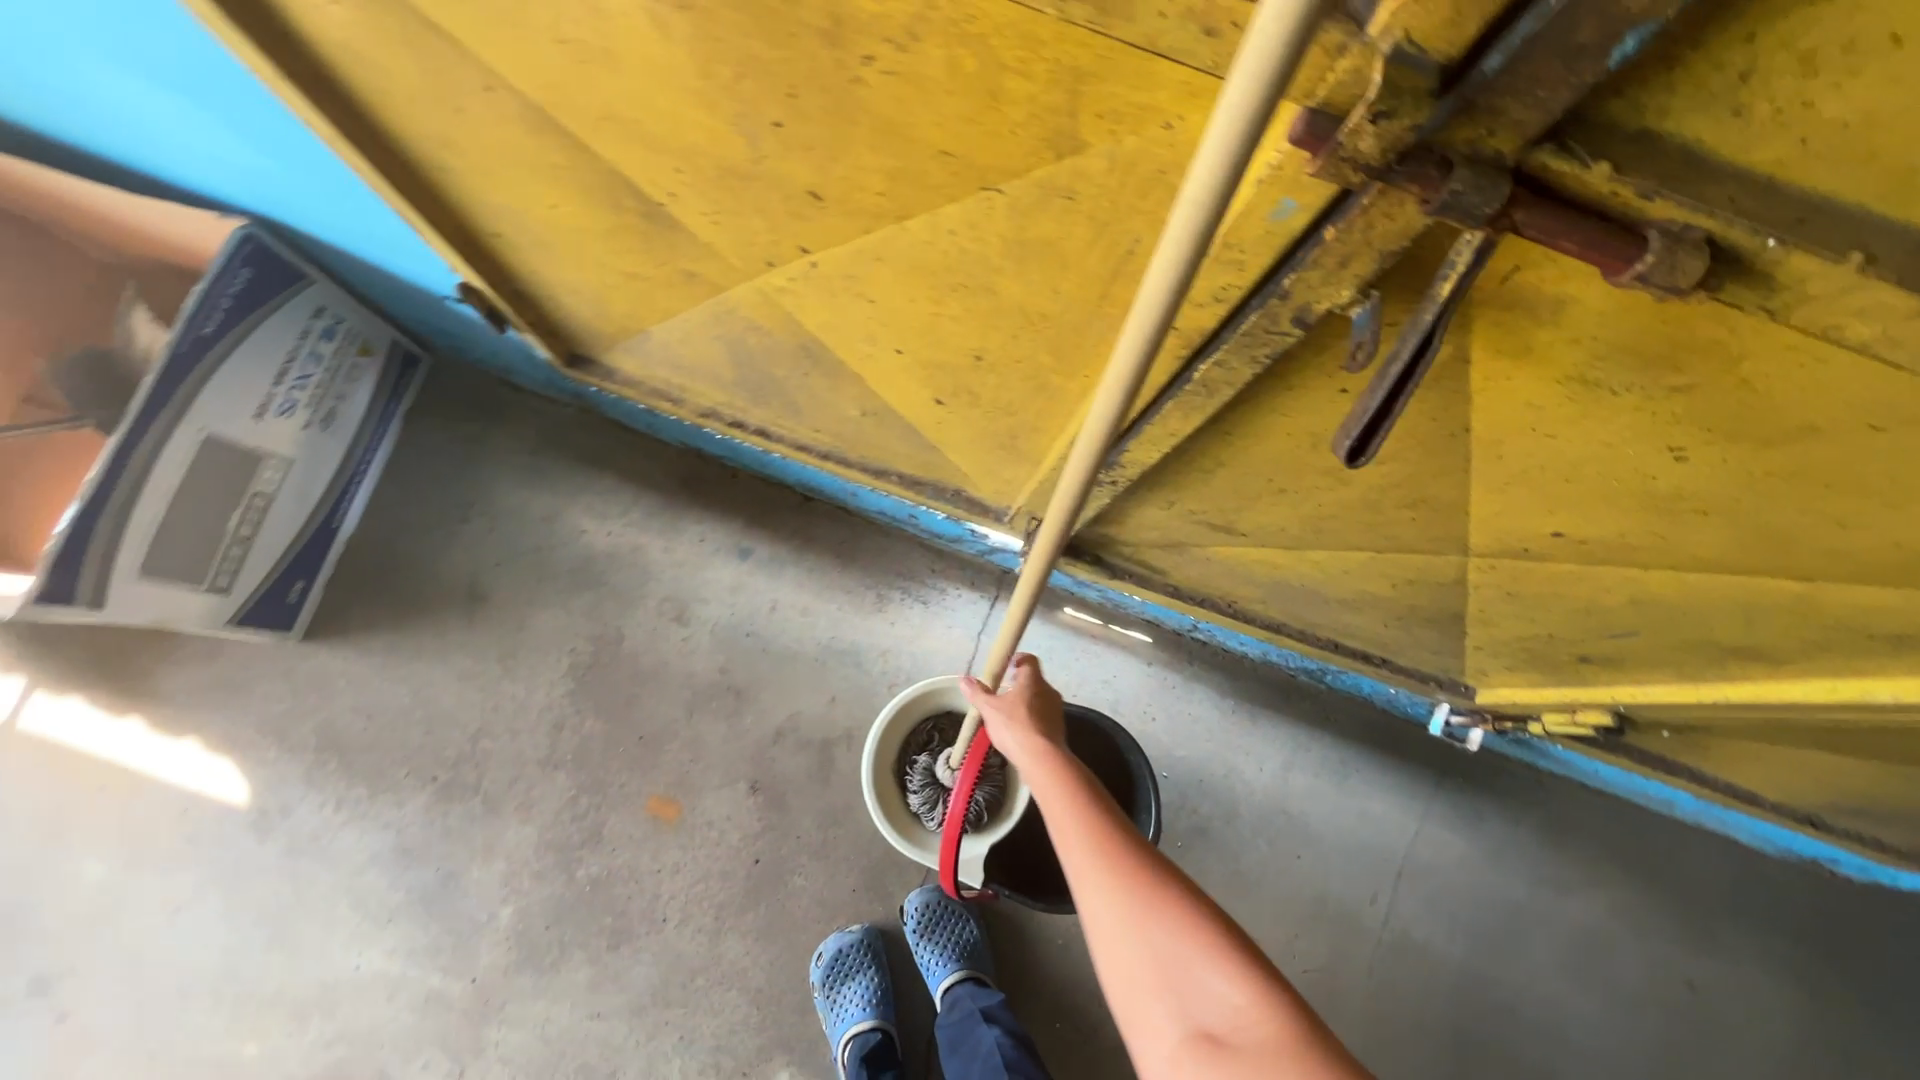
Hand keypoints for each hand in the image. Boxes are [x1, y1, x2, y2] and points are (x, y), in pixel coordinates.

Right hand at [960, 653, 1066, 766]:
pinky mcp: (1058, 727)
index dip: (1018, 659)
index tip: (1007, 665)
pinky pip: (1044, 715)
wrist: (1043, 759)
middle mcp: (1048, 690)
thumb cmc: (1015, 727)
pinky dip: (1033, 717)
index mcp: (1033, 680)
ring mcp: (1056, 709)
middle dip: (1020, 683)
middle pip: (1035, 679)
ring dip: (1027, 701)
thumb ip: (977, 693)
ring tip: (1010, 712)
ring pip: (1040, 698)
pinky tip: (1021, 730)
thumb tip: (964, 679)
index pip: (1029, 660)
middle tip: (1004, 690)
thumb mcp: (990, 710)